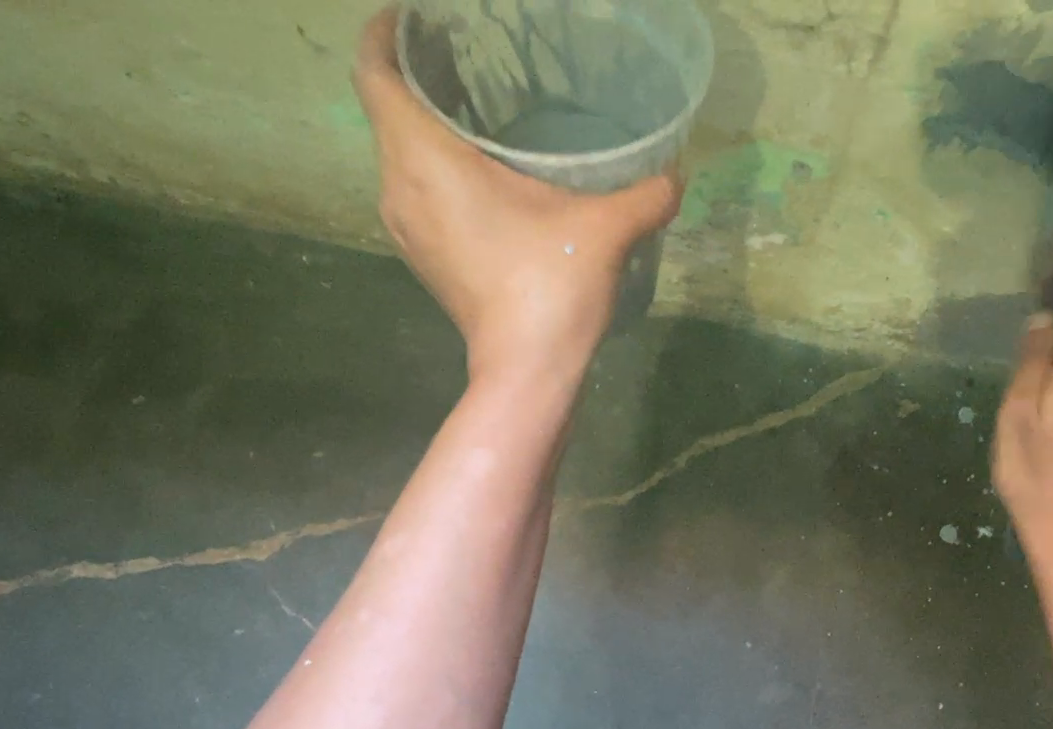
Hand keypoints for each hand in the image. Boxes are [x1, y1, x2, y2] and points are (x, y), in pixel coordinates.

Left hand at [352, 8, 682, 375]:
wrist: (526, 369)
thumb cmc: (550, 286)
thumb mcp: (606, 228)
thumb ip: (645, 193)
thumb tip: (676, 175)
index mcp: (423, 159)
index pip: (376, 73)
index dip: (386, 35)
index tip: (417, 21)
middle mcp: (398, 188)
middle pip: (386, 111)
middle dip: (416, 79)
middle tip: (466, 60)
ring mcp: (407, 230)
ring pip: (399, 156)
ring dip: (427, 130)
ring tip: (476, 114)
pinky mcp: (424, 260)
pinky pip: (416, 193)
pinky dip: (437, 171)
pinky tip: (483, 178)